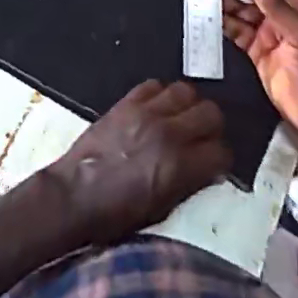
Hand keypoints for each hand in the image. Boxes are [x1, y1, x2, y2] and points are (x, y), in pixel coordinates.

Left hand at [40, 80, 229, 244]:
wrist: (75, 195)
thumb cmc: (117, 213)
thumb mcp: (163, 208)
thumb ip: (190, 183)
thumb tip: (209, 167)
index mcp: (179, 166)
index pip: (221, 151)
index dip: (222, 158)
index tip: (216, 161)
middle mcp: (168, 133)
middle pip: (211, 113)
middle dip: (213, 126)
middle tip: (203, 136)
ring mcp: (146, 112)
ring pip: (185, 90)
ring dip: (189, 105)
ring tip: (182, 117)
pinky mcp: (126, 102)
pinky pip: (153, 85)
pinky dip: (161, 94)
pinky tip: (157, 107)